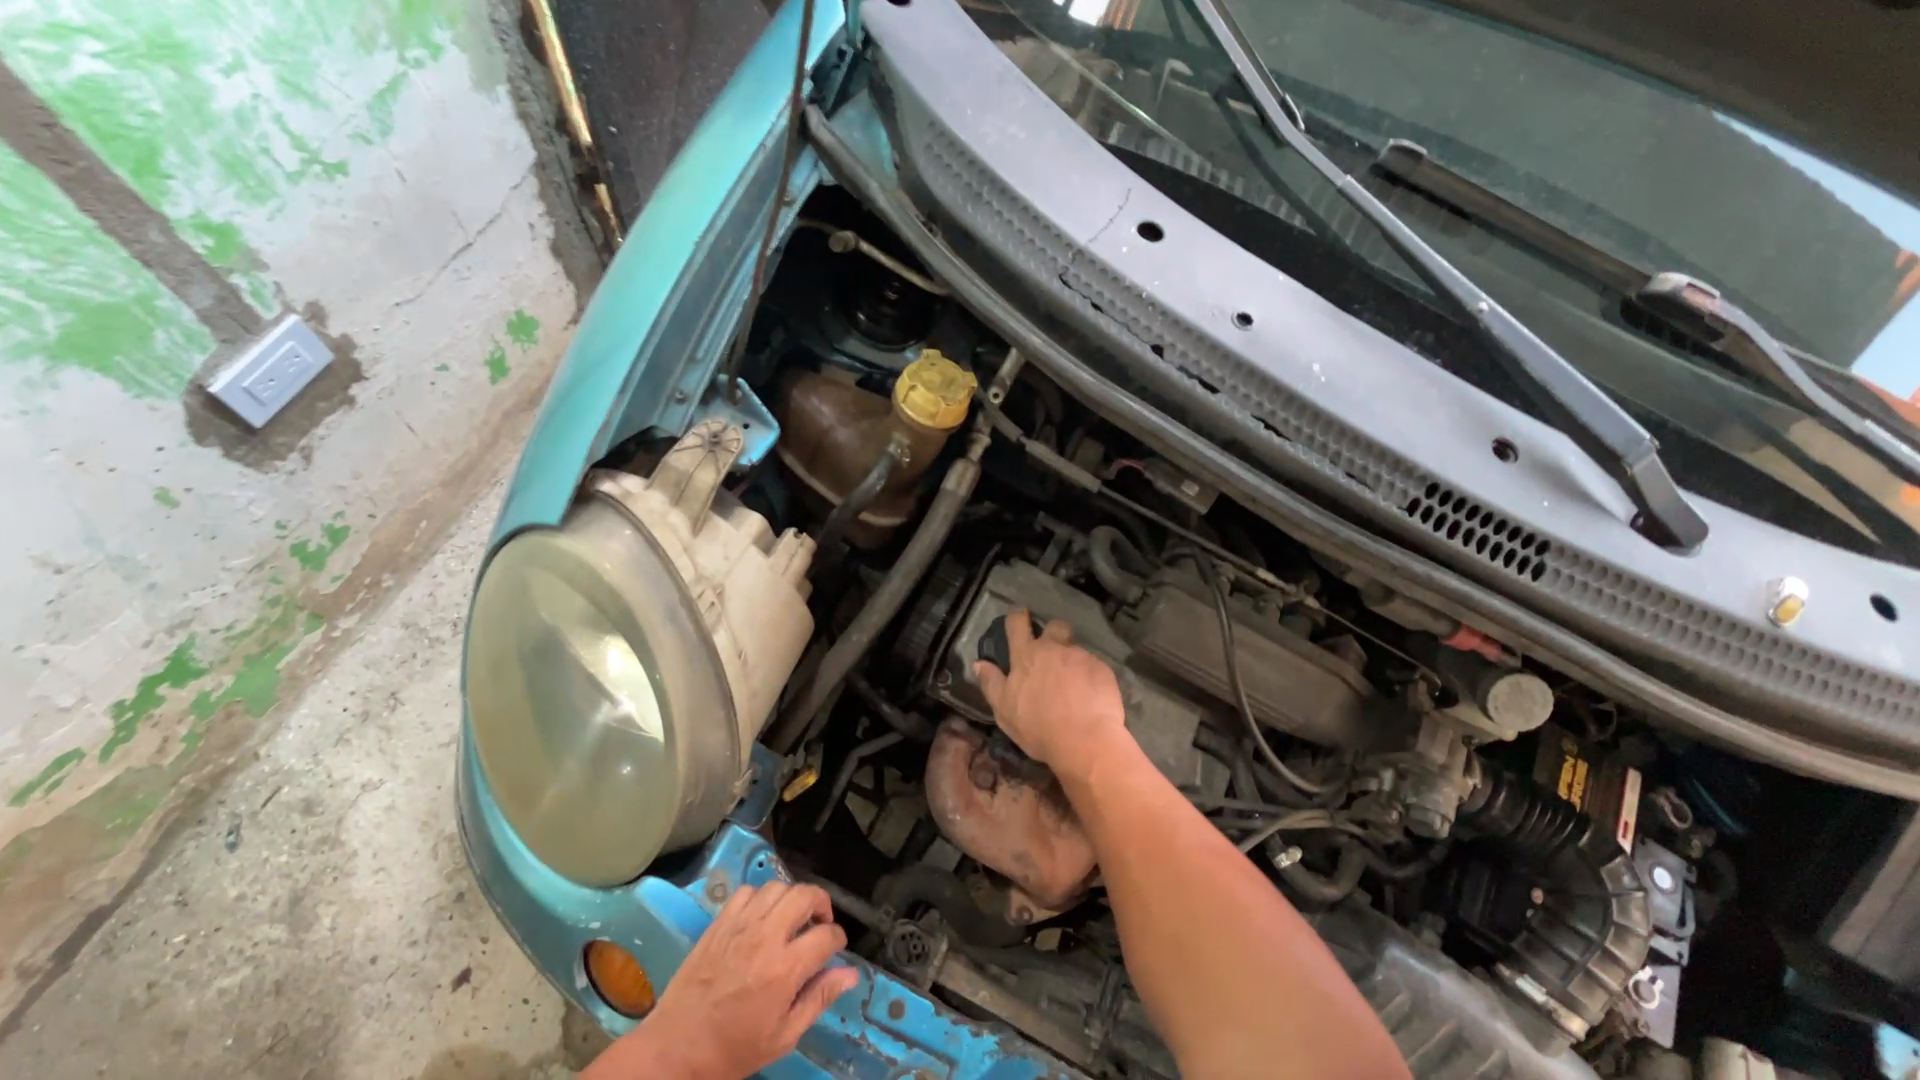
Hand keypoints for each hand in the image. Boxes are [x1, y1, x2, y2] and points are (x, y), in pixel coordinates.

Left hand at [586, 882, 859, 1079]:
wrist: (676, 1048)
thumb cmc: (734, 1049)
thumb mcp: (784, 1036)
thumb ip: (819, 999)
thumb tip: (850, 974)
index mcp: (785, 969)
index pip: (827, 935)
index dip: (839, 939)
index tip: (835, 950)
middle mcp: (764, 938)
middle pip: (805, 895)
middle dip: (822, 904)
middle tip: (820, 924)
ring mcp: (738, 926)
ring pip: (776, 887)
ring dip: (791, 898)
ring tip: (792, 919)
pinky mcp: (717, 924)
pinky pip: (746, 892)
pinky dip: (760, 897)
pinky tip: (761, 917)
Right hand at [973, 609, 1130, 783]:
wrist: (1084, 739)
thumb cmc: (1038, 727)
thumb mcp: (1004, 710)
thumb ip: (991, 683)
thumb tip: (979, 663)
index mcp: (1026, 656)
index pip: (1017, 625)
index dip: (1017, 615)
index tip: (1019, 612)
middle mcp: (1054, 649)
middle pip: (1055, 626)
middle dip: (1054, 632)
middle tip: (1053, 651)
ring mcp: (1080, 656)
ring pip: (1076, 649)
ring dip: (1073, 661)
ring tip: (1074, 684)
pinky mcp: (1102, 669)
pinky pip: (1094, 666)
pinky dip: (1090, 677)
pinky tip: (1090, 696)